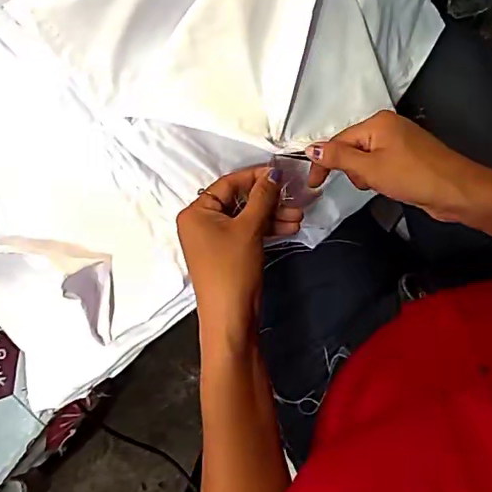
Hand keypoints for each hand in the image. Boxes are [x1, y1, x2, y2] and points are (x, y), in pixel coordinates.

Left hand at [176, 165, 303, 333]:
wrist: (231, 317)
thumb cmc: (231, 273)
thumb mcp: (249, 228)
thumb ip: (262, 197)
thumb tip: (272, 174)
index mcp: (195, 212)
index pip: (228, 183)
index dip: (255, 177)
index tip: (279, 174)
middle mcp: (200, 222)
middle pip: (238, 200)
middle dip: (268, 200)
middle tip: (291, 198)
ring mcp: (213, 238)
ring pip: (246, 216)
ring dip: (272, 215)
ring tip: (296, 216)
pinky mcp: (226, 252)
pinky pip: (247, 231)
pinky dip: (266, 229)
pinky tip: (288, 227)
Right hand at [306, 111, 491, 221]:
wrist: (458, 192)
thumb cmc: (416, 177)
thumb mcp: (369, 169)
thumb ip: (338, 158)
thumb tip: (312, 148)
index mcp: (378, 122)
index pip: (338, 140)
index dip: (324, 162)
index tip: (315, 182)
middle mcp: (388, 126)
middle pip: (352, 148)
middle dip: (353, 170)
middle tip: (367, 182)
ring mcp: (400, 141)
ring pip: (366, 159)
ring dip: (367, 176)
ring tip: (383, 185)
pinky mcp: (409, 156)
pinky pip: (381, 165)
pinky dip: (380, 177)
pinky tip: (392, 186)